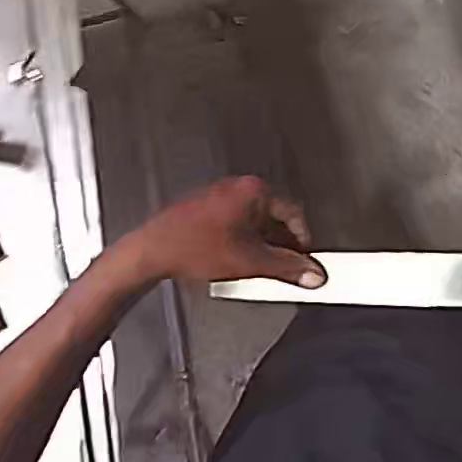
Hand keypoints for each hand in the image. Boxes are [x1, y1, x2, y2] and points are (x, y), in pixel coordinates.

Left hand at [108, 177, 325, 295]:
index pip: (294, 212)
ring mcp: (220, 197)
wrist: (150, 253)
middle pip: (275, 217)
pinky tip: (236, 262)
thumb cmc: (192, 247)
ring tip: (258, 267)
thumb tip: (311, 273)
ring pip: (255, 222)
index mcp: (254, 191)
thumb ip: (287, 269)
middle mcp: (238, 188)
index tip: (305, 258)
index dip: (303, 240)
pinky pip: (236, 223)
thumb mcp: (251, 263)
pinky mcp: (206, 209)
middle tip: (285, 267)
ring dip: (262, 244)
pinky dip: (243, 242)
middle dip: (282, 244)